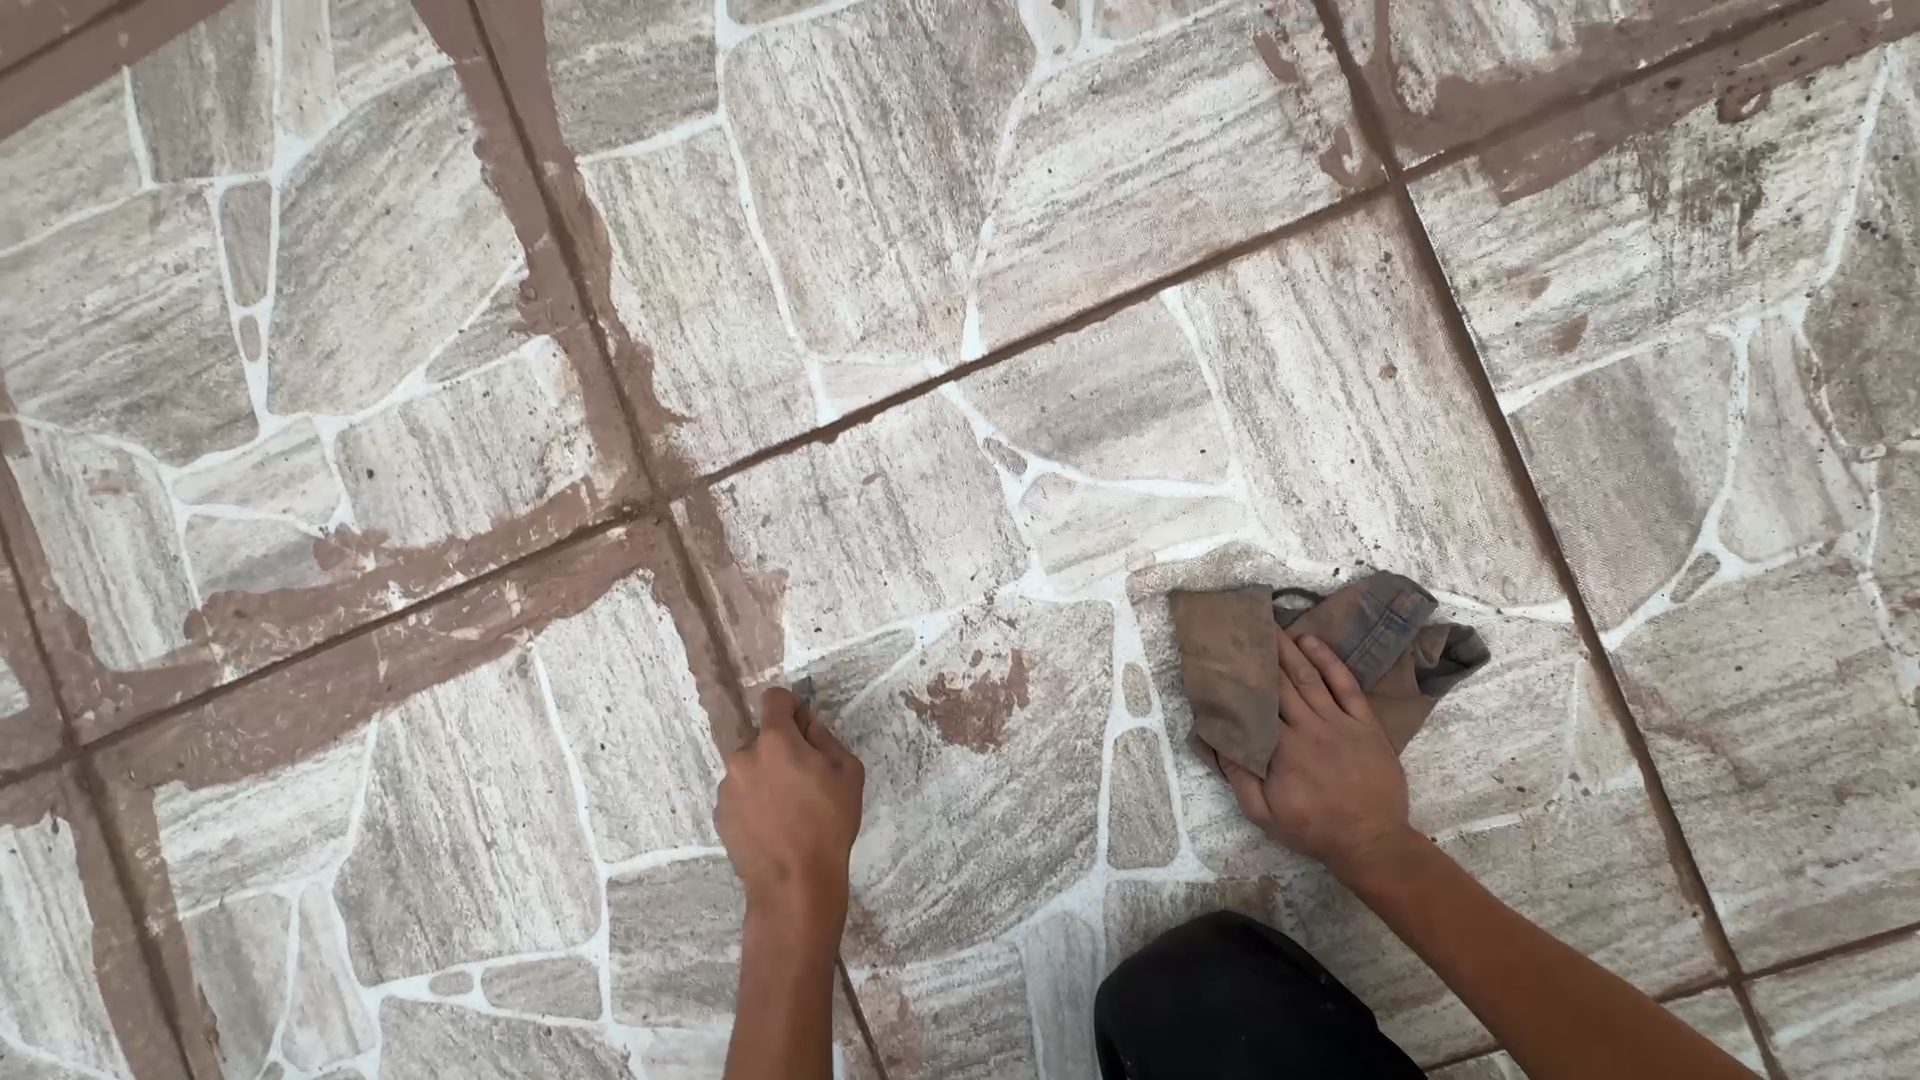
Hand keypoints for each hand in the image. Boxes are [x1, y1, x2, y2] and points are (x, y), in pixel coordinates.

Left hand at [715, 687, 865, 939]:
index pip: (774, 699)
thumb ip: (824, 738)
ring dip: (766, 776)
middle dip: (782, 749)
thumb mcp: (847, 771)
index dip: (792, 707)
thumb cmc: (829, 823)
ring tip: (789, 810)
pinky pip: (740, 794)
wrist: (795, 883)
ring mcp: (727, 787)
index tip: (805, 728)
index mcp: (775, 740)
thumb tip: (806, 725)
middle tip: (805, 779)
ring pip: (751, 767)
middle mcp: (743, 756)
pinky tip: (773, 826)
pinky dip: (755, 801)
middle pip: (764, 738)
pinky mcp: (720, 815)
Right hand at [1220, 632, 1417, 884]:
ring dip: (1288, 649)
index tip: (1223, 655)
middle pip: (1280, 682)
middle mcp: (1309, 728)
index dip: (1239, 677)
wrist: (1372, 843)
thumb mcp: (1263, 814)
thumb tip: (1216, 741)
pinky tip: (1311, 641)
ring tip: (1271, 625)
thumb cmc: (1313, 829)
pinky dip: (1328, 661)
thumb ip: (1238, 777)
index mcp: (1282, 749)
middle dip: (1260, 653)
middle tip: (1243, 628)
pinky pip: (1345, 685)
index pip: (1255, 703)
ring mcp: (1340, 723)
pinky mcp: (1365, 724)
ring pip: (1309, 677)